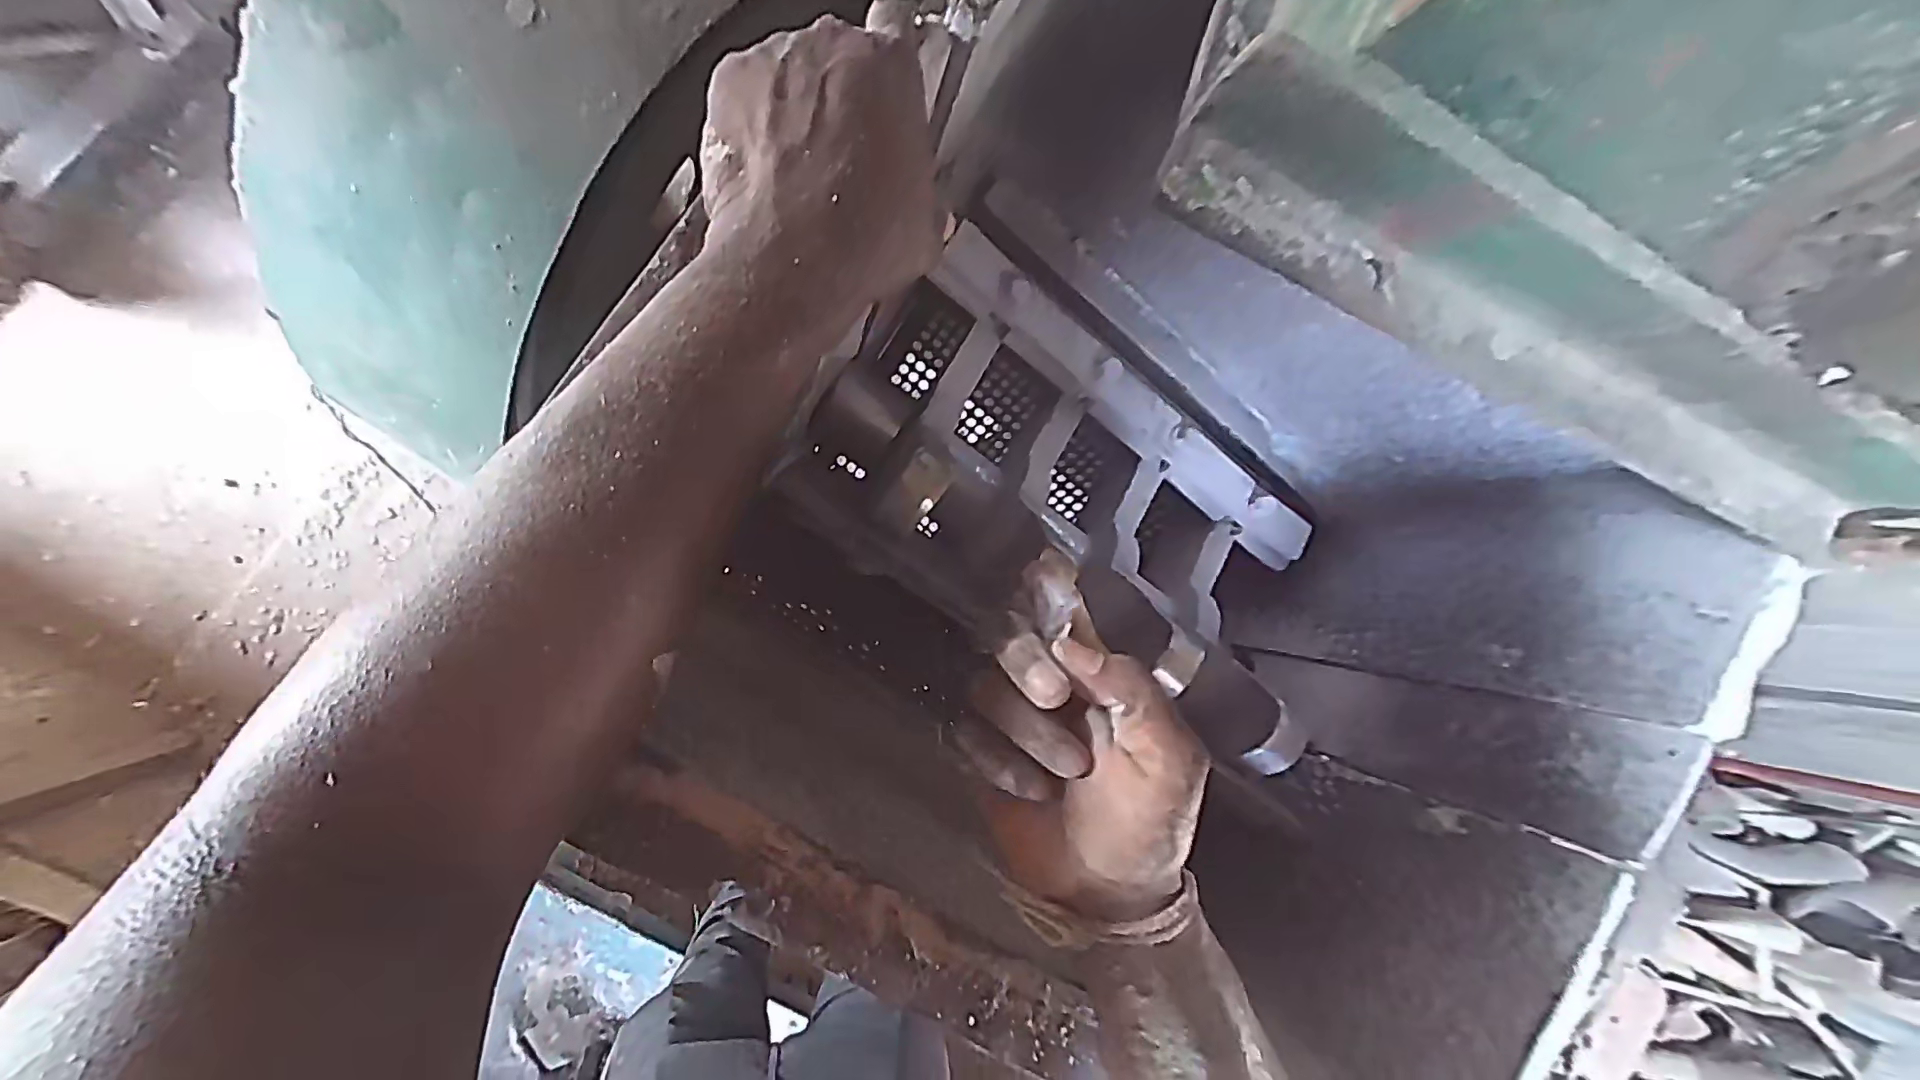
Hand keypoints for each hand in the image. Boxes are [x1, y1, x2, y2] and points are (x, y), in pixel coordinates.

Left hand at [700, 6, 942, 315]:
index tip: (888, 82)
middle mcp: (831, 46)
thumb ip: (924, 197)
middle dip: (842, 99)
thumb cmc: (859, 240)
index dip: (891, 60)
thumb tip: (924, 213)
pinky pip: (745, 95)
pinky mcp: (728, 85)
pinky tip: (767, 174)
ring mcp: (774, 61)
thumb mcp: (922, 227)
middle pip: (838, 58)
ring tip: (801, 178)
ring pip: (789, 75)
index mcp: (891, 68)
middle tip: (845, 159)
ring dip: (795, 114)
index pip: (898, 24)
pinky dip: (753, 126)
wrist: (792, 266)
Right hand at [953, 556, 1209, 923]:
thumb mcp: (1167, 756)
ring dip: (1024, 730)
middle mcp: (1049, 682)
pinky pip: (965, 729)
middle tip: (1055, 700)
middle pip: (1010, 633)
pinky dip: (997, 760)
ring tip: (1065, 773)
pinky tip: (1031, 790)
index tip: (1033, 565)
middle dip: (1026, 663)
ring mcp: (1009, 716)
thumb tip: (1072, 645)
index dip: (1046, 585)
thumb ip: (1131, 690)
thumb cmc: (1149, 818)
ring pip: (984, 683)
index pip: (1066, 612)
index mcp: (1099, 673)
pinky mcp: (980, 750)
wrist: (1105, 889)